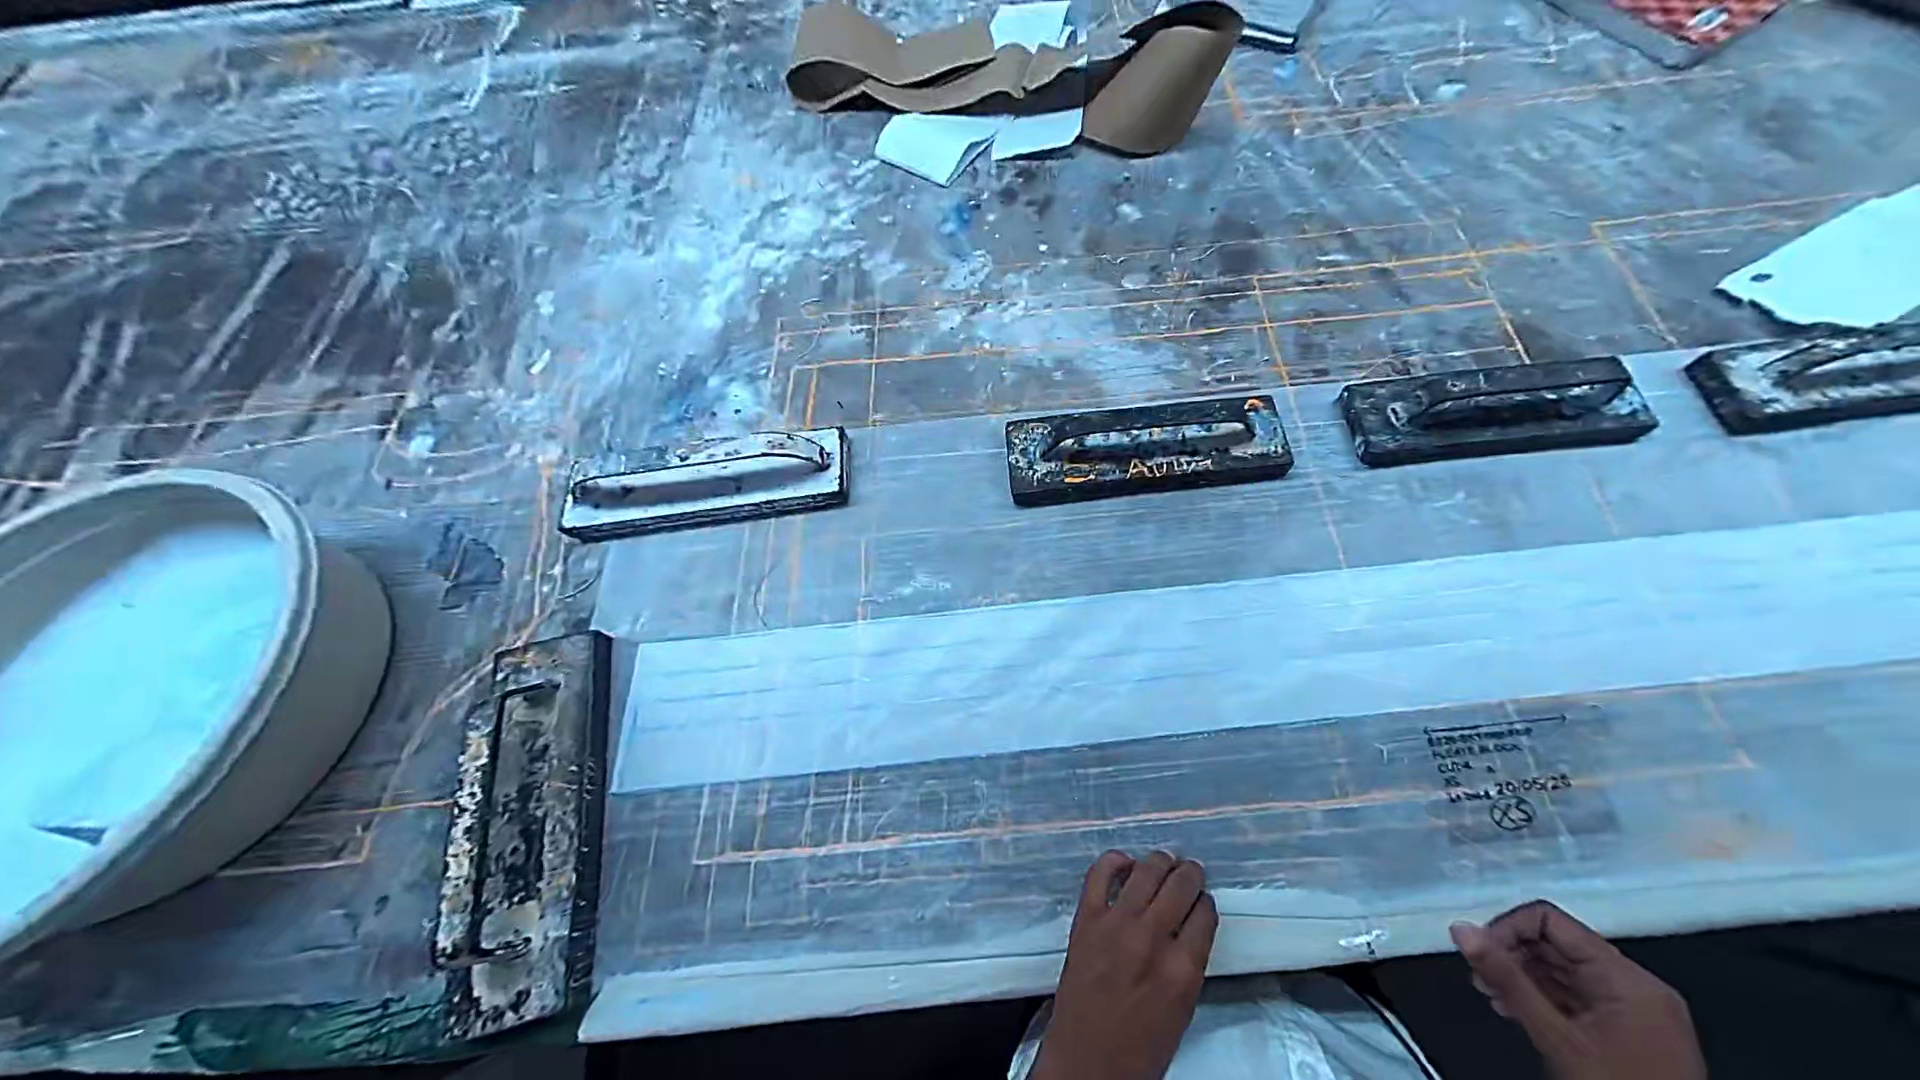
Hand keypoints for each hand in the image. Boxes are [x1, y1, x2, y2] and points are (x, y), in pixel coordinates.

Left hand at [1030, 851, 1218, 1079]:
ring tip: (1164, 861)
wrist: (1086, 1062)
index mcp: (1182, 970)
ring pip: (1146, 871)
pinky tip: (1124, 862)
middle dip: (1190, 874)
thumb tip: (1190, 927)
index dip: (1205, 902)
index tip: (1203, 899)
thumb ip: (1187, 965)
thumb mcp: (1182, 1010)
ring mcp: (1116, 924)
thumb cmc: (1140, 1048)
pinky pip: (1099, 873)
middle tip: (1190, 870)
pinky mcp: (1085, 917)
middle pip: (1180, 886)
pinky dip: (1114, 861)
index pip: (1205, 914)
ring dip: (1160, 862)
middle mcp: (1152, 939)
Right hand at [1451, 900, 1706, 1079]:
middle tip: (1479, 978)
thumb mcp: (1554, 1035)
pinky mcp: (1632, 1029)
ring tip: (1492, 995)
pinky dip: (1544, 997)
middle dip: (1512, 956)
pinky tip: (1516, 1010)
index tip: (1480, 955)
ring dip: (1522, 977)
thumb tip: (1460, 929)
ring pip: (1564, 970)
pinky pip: (1578, 995)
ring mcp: (1637, 1009)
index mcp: (1626, 978)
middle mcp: (1636, 985)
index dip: (1508, 929)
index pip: (1551, 921)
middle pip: (1557, 944)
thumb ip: (1506, 977)